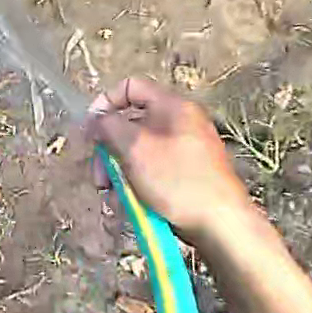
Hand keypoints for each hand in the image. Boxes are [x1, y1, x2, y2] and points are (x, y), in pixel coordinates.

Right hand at [84, 77, 252, 243]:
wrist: (222, 225)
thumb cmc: (177, 180)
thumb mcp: (135, 148)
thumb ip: (109, 126)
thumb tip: (96, 119)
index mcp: (172, 106)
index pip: (130, 87)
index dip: (104, 104)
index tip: (90, 132)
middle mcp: (180, 123)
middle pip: (130, 125)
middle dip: (109, 151)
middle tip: (99, 178)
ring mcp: (185, 150)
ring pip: (138, 153)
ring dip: (119, 174)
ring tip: (114, 198)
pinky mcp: (187, 176)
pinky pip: (152, 172)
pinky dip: (137, 186)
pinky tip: (130, 207)